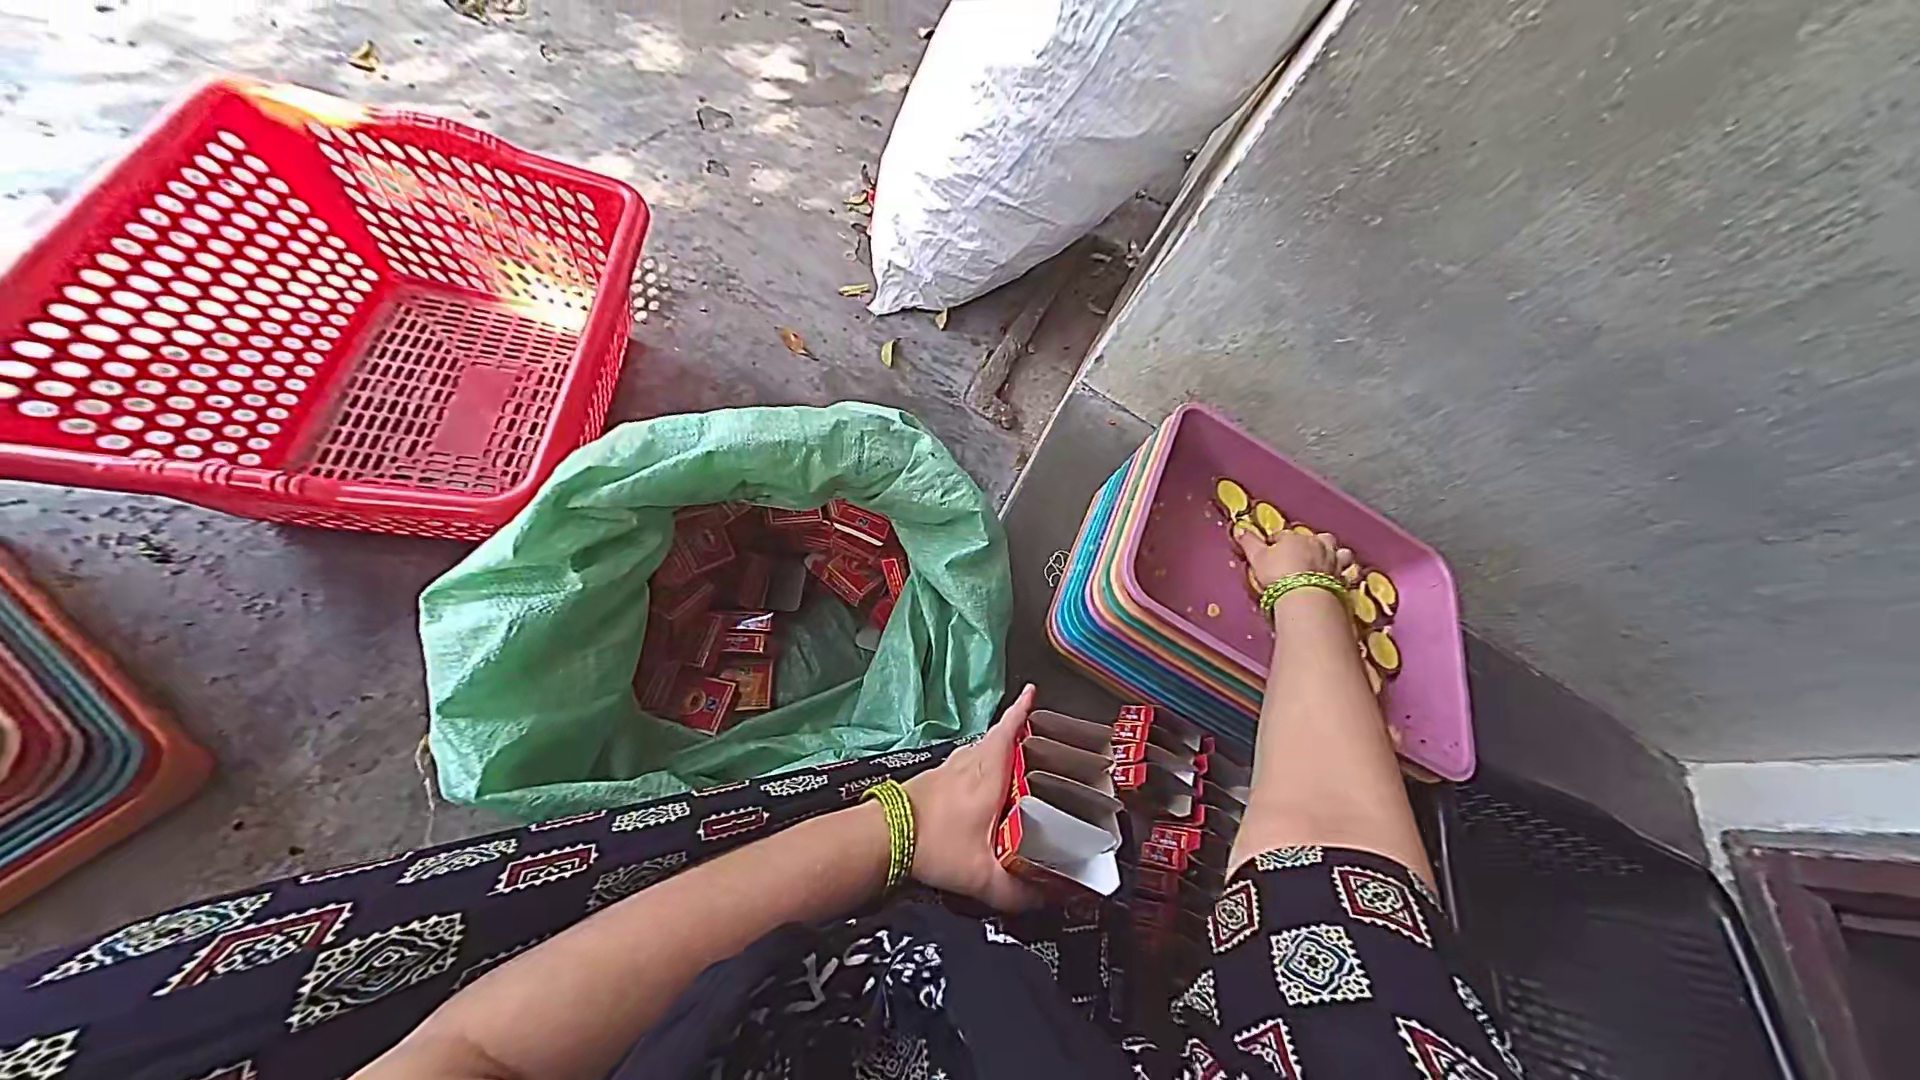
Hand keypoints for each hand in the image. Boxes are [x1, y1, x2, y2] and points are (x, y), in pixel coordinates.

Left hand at [904, 684, 1045, 911]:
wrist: (885, 837)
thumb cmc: (935, 845)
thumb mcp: (982, 876)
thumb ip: (1018, 892)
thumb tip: (1048, 898)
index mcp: (988, 773)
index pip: (1008, 731)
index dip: (1021, 710)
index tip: (1030, 690)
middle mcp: (969, 763)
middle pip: (997, 737)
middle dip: (1017, 730)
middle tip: (1036, 734)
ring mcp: (949, 768)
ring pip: (980, 749)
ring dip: (997, 747)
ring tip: (1015, 759)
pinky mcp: (935, 778)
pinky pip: (966, 762)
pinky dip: (980, 763)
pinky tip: (982, 784)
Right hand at [1235, 527, 1350, 588]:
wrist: (1304, 595)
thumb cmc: (1277, 573)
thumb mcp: (1256, 557)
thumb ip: (1248, 542)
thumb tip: (1239, 528)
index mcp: (1294, 537)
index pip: (1284, 535)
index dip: (1276, 543)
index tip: (1270, 551)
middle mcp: (1317, 545)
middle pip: (1318, 538)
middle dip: (1313, 543)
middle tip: (1303, 553)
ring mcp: (1333, 561)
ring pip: (1340, 552)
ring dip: (1335, 554)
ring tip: (1328, 561)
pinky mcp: (1344, 579)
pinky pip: (1349, 573)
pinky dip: (1346, 574)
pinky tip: (1342, 577)